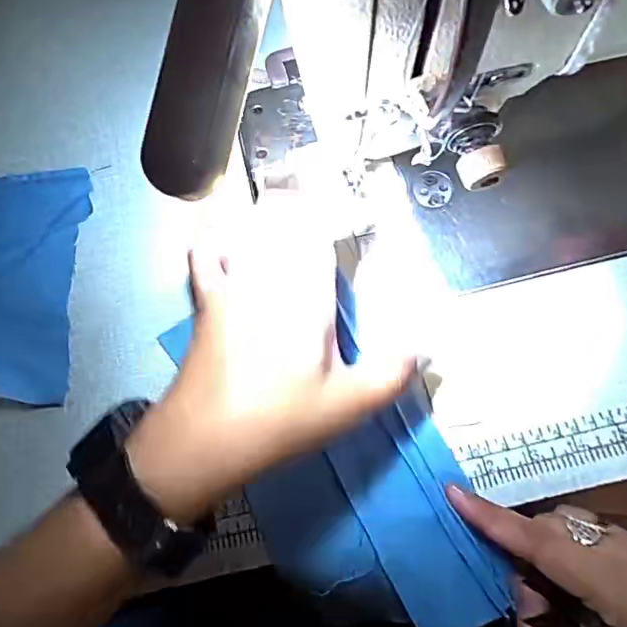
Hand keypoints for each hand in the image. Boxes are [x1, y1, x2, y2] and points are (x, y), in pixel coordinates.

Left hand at [127, 198, 416, 522]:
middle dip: (303, 197)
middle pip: (283, 219)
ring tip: (287, 193)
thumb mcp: (346, 406)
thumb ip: (390, 374)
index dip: (335, 207)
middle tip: (323, 185)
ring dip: (267, 209)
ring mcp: (233, 285)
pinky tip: (223, 224)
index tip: (352, 196)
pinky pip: (207, 253)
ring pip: (248, 228)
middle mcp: (268, 278)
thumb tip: (425, 349)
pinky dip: (216, 234)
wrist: (201, 441)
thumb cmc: (279, 421)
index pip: (320, 233)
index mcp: (306, 296)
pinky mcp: (208, 301)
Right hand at [447, 486, 626, 626]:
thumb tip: (526, 601)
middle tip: (532, 605)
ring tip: (567, 612)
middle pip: (563, 524)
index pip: (542, 540)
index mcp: (622, 582)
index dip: (493, 517)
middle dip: (530, 546)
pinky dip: (587, 561)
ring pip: (587, 529)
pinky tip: (597, 607)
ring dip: (560, 553)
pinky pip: (611, 543)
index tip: (455, 491)